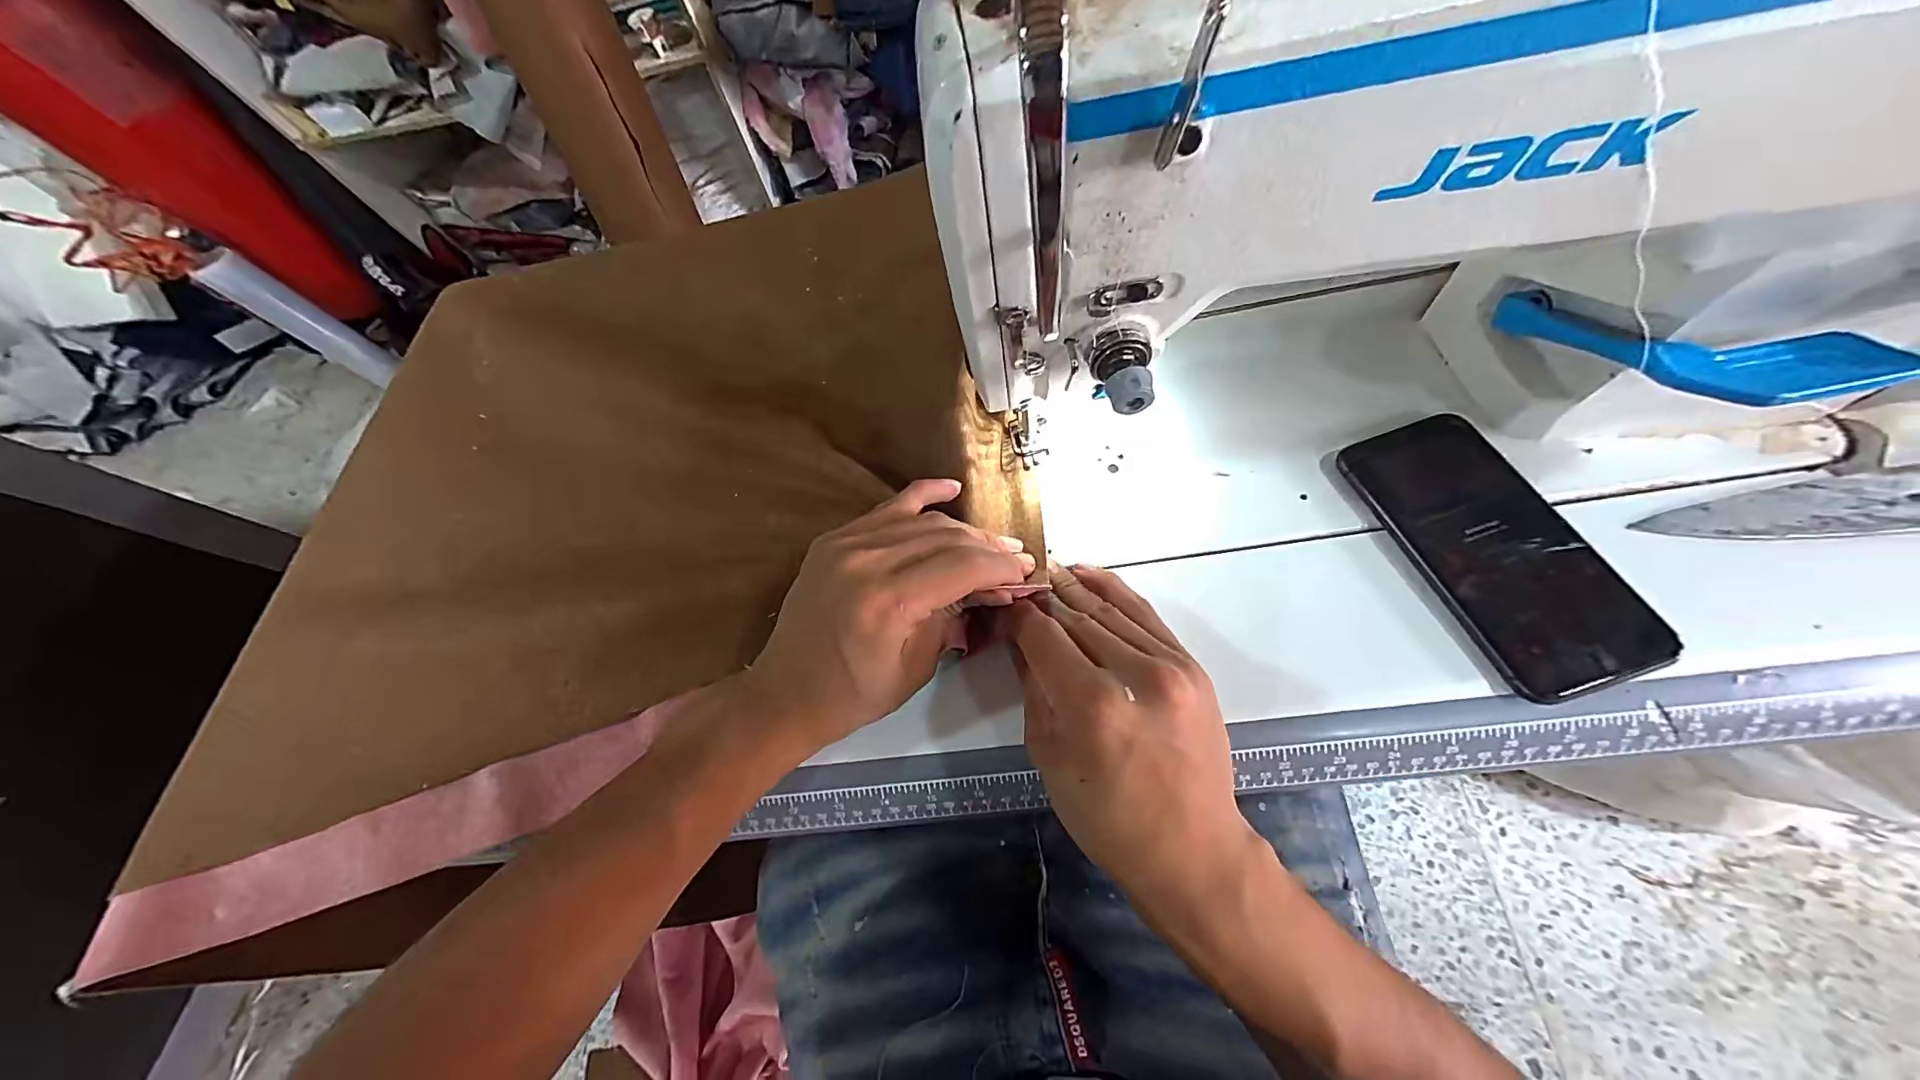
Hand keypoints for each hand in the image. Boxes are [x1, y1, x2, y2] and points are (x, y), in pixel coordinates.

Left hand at [741, 478, 1036, 754]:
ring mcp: (846, 545)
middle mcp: (866, 563)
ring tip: (993, 542)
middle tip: (1016, 559)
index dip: (1001, 566)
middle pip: (948, 538)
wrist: (785, 693)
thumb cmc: (852, 695)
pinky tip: (951, 489)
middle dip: (990, 548)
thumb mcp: (916, 667)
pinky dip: (922, 496)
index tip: (1025, 572)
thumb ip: (953, 617)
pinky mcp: (834, 540)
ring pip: (923, 523)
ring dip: (965, 530)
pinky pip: (887, 509)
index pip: (963, 565)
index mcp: (889, 602)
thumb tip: (990, 588)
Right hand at [1004, 563, 1262, 914]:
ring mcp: (1173, 666)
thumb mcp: (1051, 757)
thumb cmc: (1108, 819)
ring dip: (1075, 589)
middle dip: (1043, 600)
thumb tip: (1019, 639)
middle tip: (1019, 587)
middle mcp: (1137, 674)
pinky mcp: (1192, 667)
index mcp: (1093, 705)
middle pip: (1076, 617)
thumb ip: (1034, 690)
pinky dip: (1115, 592)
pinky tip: (1089, 575)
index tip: (1001, 607)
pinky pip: (1146, 616)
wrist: (1193, 849)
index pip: (1043, 636)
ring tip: (1048, 572)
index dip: (1018, 617)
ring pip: (1110, 611)